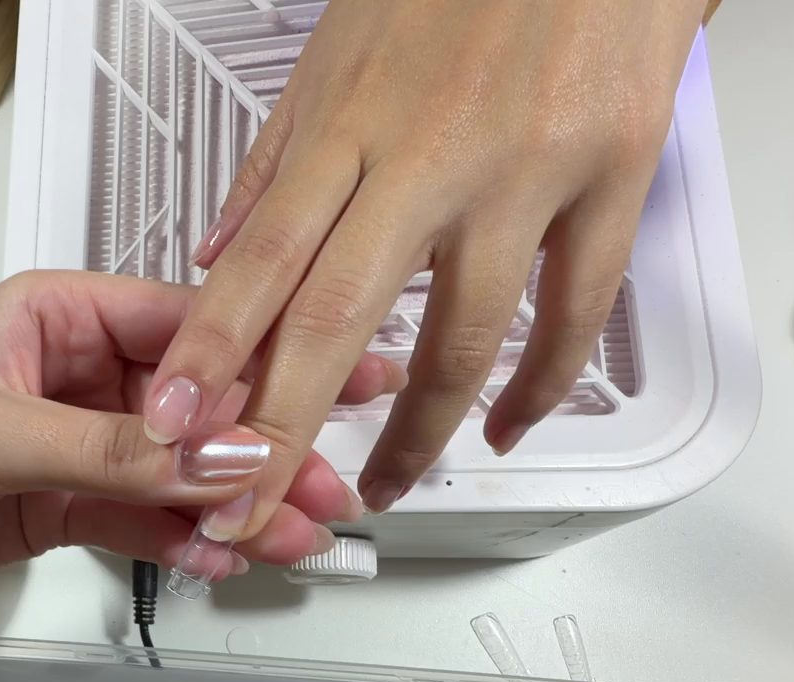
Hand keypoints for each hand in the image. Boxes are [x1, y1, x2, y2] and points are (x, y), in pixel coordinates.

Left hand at [0, 272, 399, 595]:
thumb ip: (113, 450)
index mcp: (57, 316)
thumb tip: (230, 456)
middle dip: (257, 448)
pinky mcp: (62, 505)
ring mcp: (73, 445)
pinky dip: (175, 539)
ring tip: (294, 537)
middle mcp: (74, 374)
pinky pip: (134, 518)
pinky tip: (222, 559)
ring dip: (228, 505)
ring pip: (169, 471)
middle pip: (187, 408)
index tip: (327, 389)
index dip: (255, 361)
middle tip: (329, 484)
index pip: (179, 329)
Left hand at [141, 0, 703, 524]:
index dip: (211, 355)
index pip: (258, 265)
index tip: (175, 427)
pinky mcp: (618, 174)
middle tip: (249, 507)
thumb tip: (212, 262)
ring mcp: (526, 174)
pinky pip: (578, 310)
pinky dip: (538, 386)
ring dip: (414, 438)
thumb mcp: (330, 62)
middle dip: (285, 430)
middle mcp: (427, 160)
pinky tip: (500, 431)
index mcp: (344, 132)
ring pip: (462, 339)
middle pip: (336, 320)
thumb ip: (267, 173)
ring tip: (378, 488)